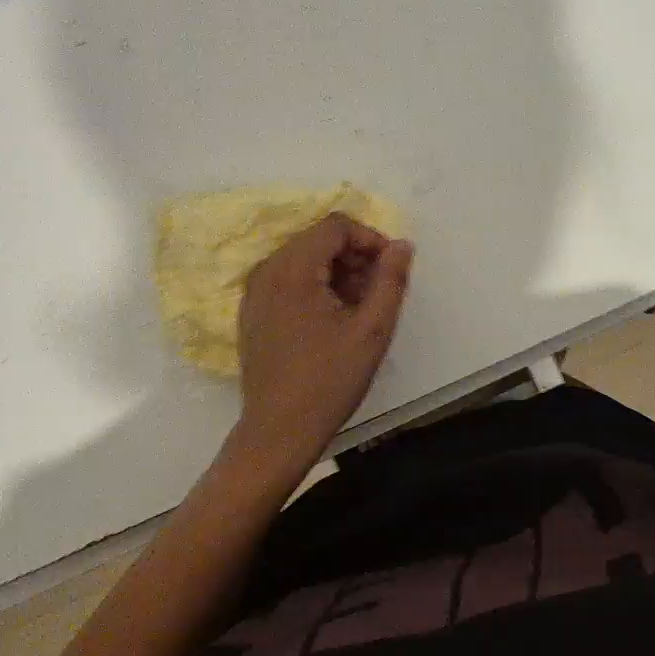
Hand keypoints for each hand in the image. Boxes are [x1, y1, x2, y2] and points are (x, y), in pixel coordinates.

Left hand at [234, 212, 412, 462]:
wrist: (279, 429)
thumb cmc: (329, 381)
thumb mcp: (371, 331)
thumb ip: (390, 281)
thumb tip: (402, 246)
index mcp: (293, 270)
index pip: (335, 226)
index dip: (370, 239)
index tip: (391, 269)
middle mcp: (266, 272)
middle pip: (317, 240)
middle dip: (354, 257)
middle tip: (379, 292)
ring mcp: (254, 293)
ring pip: (302, 261)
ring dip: (336, 274)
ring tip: (360, 310)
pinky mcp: (252, 314)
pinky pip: (287, 283)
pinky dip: (315, 289)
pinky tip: (333, 322)